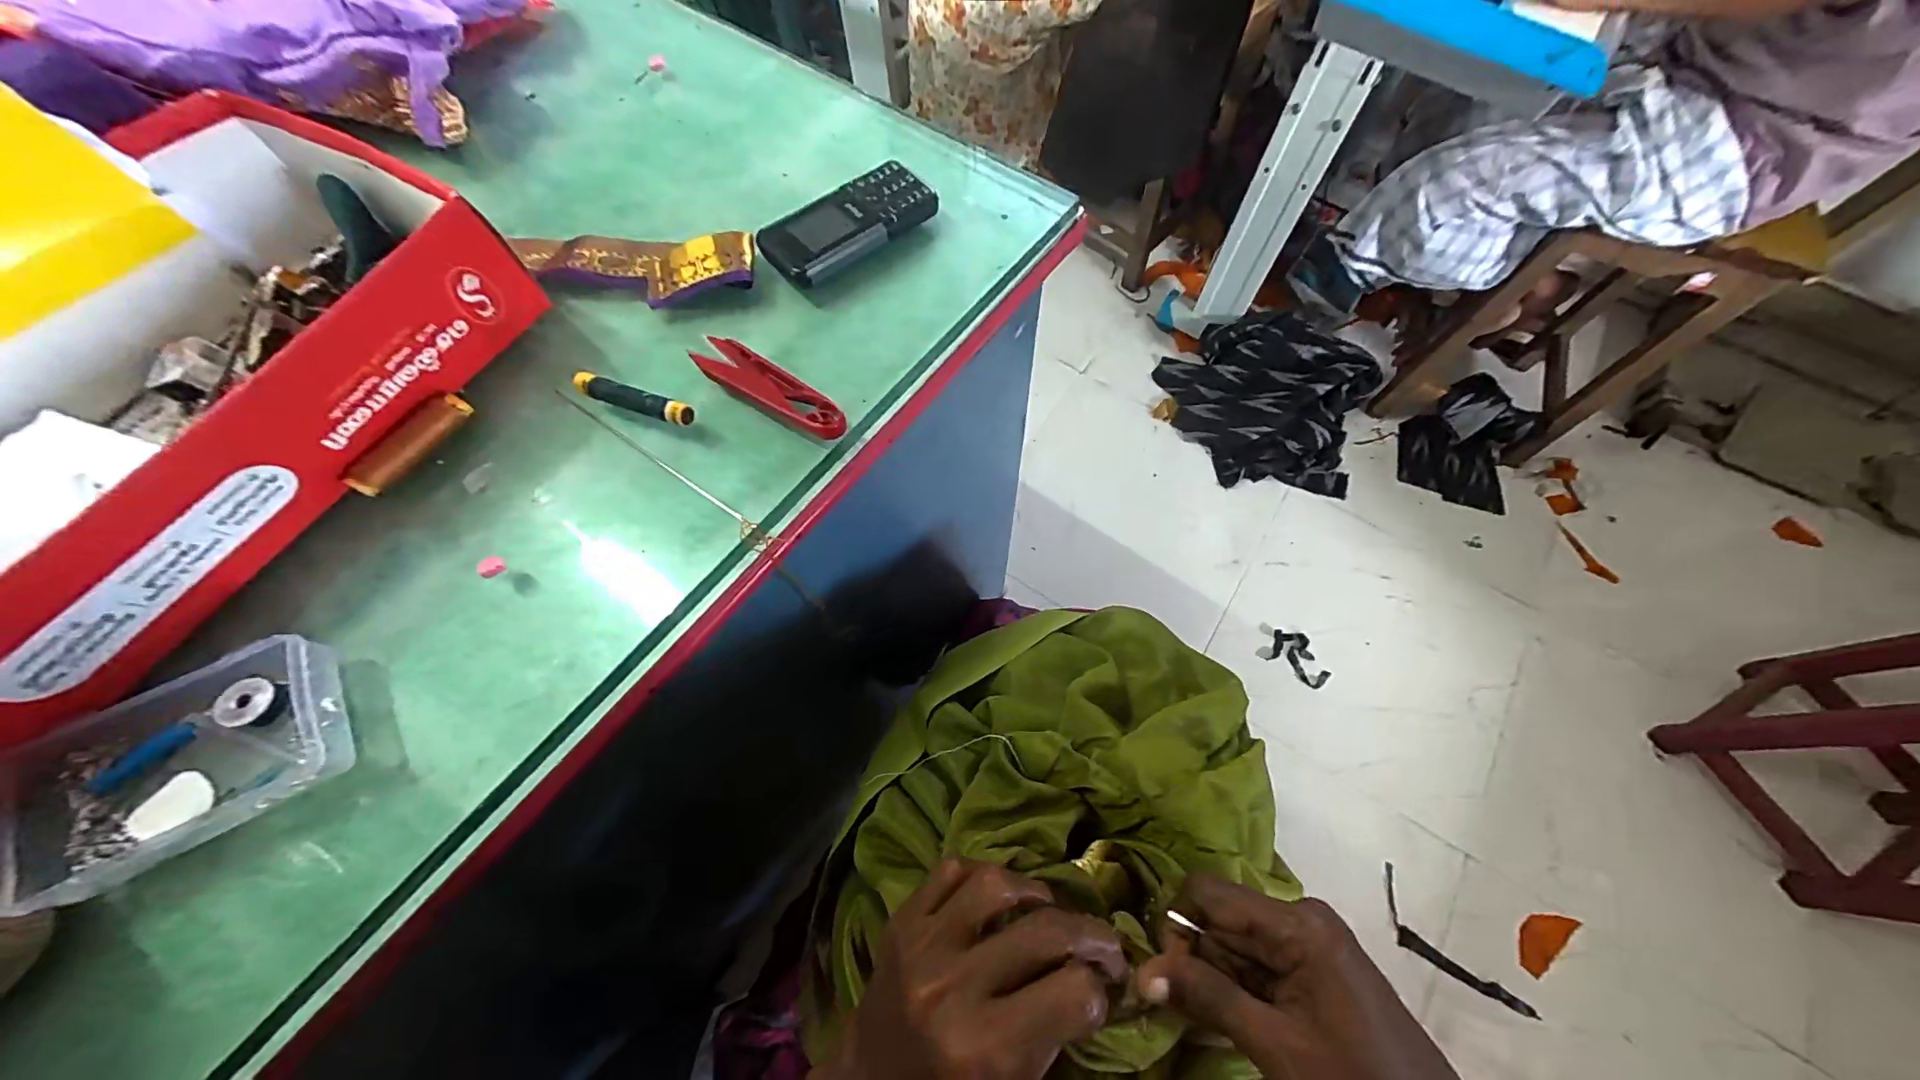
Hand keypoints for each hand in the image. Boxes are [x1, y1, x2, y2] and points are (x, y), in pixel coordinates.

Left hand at [821, 858, 1128, 1079]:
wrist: (870, 1079)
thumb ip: (1055, 1032)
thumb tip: (1099, 981)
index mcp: (983, 1048)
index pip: (1073, 994)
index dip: (1101, 989)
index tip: (1107, 985)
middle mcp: (952, 989)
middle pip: (1045, 931)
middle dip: (1091, 934)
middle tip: (1103, 943)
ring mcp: (922, 945)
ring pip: (995, 883)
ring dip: (1034, 890)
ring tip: (1047, 909)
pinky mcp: (902, 919)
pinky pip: (951, 869)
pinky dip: (983, 874)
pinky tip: (998, 896)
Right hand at [1134, 874, 1457, 1079]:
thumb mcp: (1276, 1045)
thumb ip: (1208, 998)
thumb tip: (1143, 973)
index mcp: (1297, 922)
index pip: (1207, 893)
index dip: (1178, 927)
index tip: (1168, 977)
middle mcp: (1299, 917)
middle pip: (1220, 920)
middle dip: (1193, 960)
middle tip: (1180, 1011)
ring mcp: (1308, 941)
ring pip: (1233, 944)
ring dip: (1211, 980)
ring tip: (1205, 1024)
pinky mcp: (1313, 966)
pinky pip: (1257, 964)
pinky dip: (1236, 990)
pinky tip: (1230, 1023)